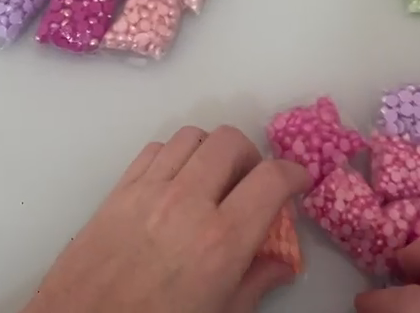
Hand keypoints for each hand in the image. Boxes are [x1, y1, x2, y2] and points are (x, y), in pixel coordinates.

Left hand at [22, 125, 310, 312]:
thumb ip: (255, 283)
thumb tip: (282, 259)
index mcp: (220, 241)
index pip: (271, 180)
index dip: (293, 173)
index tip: (299, 180)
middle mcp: (188, 202)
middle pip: (231, 141)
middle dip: (251, 156)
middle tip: (252, 183)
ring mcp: (150, 189)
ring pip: (193, 136)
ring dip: (212, 150)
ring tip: (214, 178)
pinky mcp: (120, 188)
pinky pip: (156, 148)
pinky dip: (176, 155)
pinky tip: (177, 180)